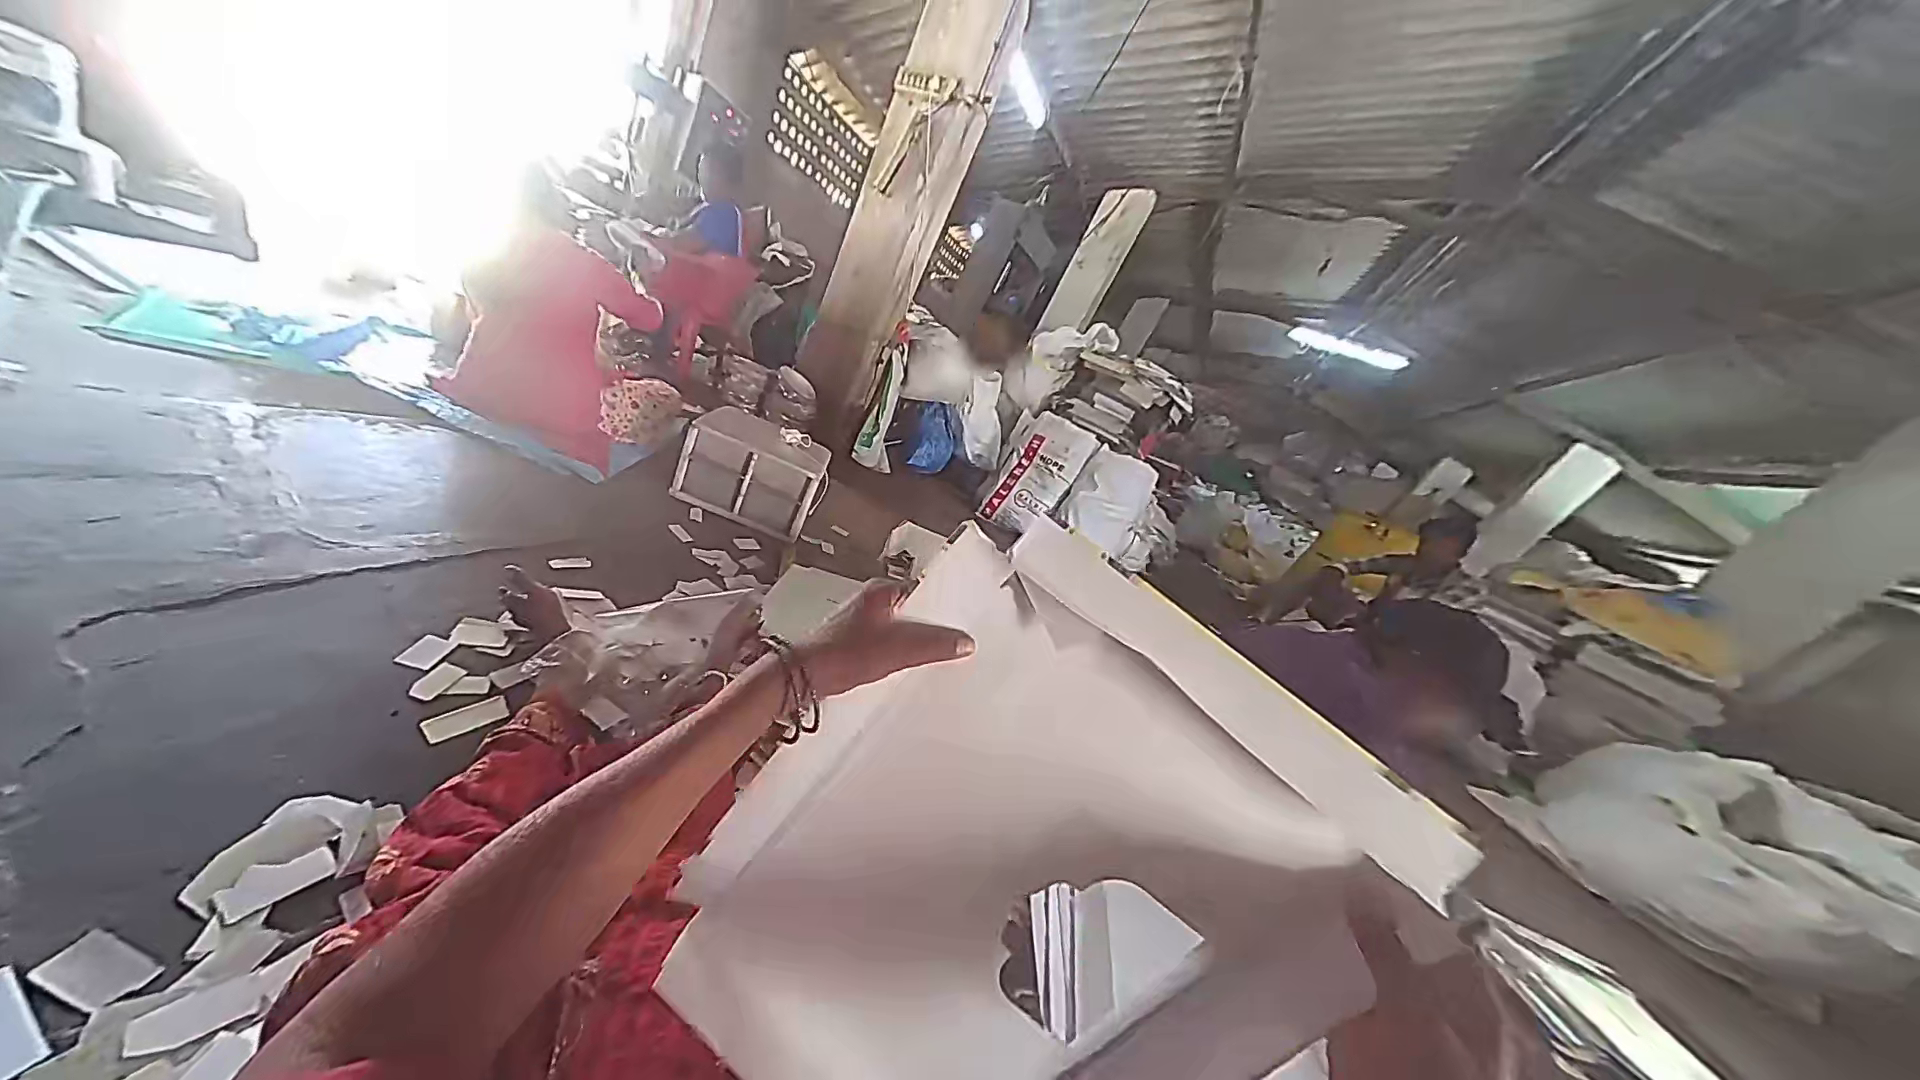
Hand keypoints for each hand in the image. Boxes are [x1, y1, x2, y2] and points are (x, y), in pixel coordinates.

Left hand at [793, 580, 973, 697]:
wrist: (802, 678)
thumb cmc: (839, 655)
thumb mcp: (897, 649)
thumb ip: (933, 645)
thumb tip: (964, 642)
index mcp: (880, 592)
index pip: (924, 590)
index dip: (944, 606)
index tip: (962, 621)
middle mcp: (870, 603)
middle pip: (914, 612)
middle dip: (932, 627)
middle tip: (953, 641)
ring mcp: (861, 624)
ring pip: (900, 629)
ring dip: (915, 643)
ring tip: (934, 656)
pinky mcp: (855, 644)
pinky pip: (887, 644)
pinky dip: (899, 654)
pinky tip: (906, 668)